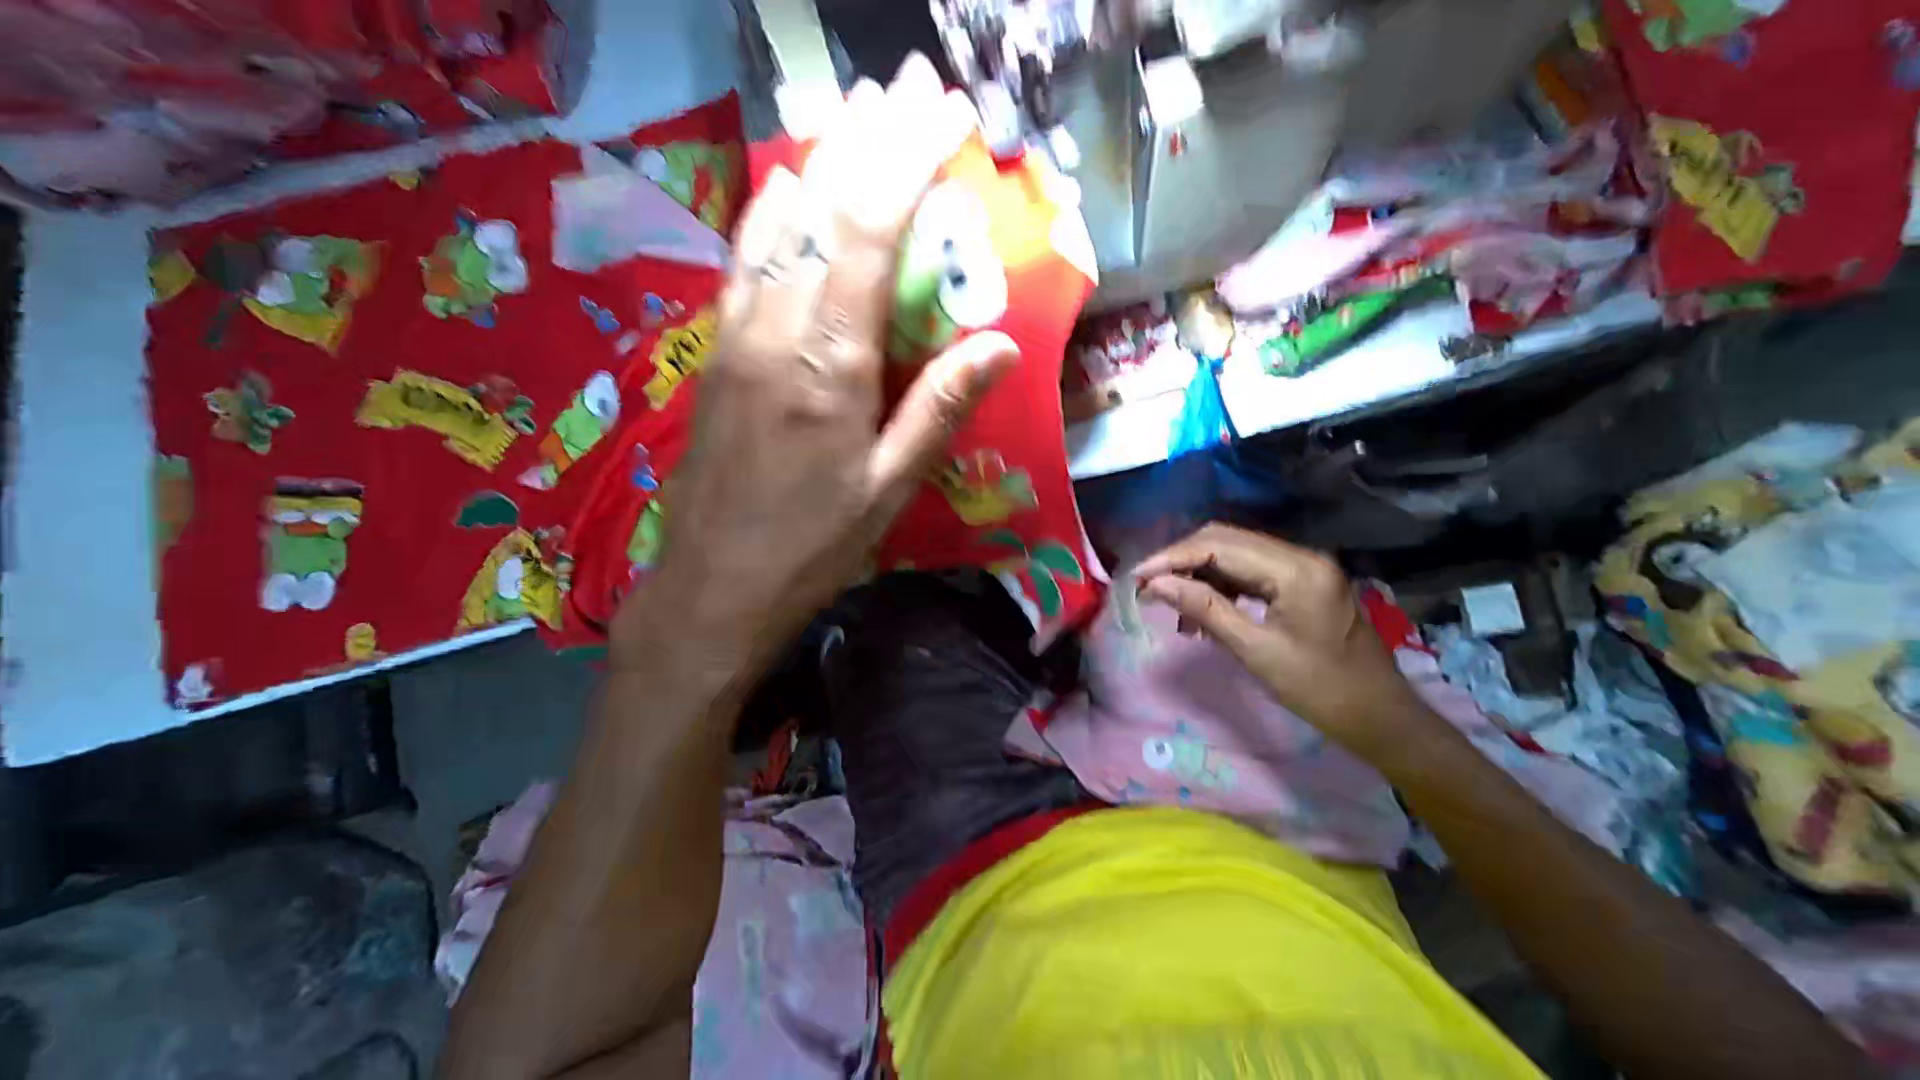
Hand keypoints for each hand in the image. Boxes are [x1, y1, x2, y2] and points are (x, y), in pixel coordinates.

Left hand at [612, 56, 1018, 679]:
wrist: (711, 587)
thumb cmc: (811, 547)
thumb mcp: (889, 489)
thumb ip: (940, 409)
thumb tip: (1003, 345)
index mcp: (829, 362)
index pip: (869, 231)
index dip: (907, 158)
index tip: (943, 108)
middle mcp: (775, 327)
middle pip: (819, 205)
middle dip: (867, 135)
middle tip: (907, 83)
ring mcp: (735, 333)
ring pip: (773, 220)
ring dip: (817, 159)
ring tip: (855, 114)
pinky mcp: (715, 351)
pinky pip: (743, 259)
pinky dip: (771, 209)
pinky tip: (786, 187)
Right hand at [1134, 524, 1437, 762]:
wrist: (1379, 715)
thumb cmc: (1320, 689)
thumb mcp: (1255, 651)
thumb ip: (1205, 609)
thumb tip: (1156, 584)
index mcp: (1295, 569)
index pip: (1220, 545)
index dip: (1172, 557)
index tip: (1138, 577)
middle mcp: (1301, 556)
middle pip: (1226, 540)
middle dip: (1181, 560)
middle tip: (1148, 587)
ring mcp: (1304, 566)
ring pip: (1236, 553)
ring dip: (1199, 573)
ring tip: (1172, 604)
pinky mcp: (1303, 581)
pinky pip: (1251, 570)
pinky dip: (1221, 585)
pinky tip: (1202, 611)